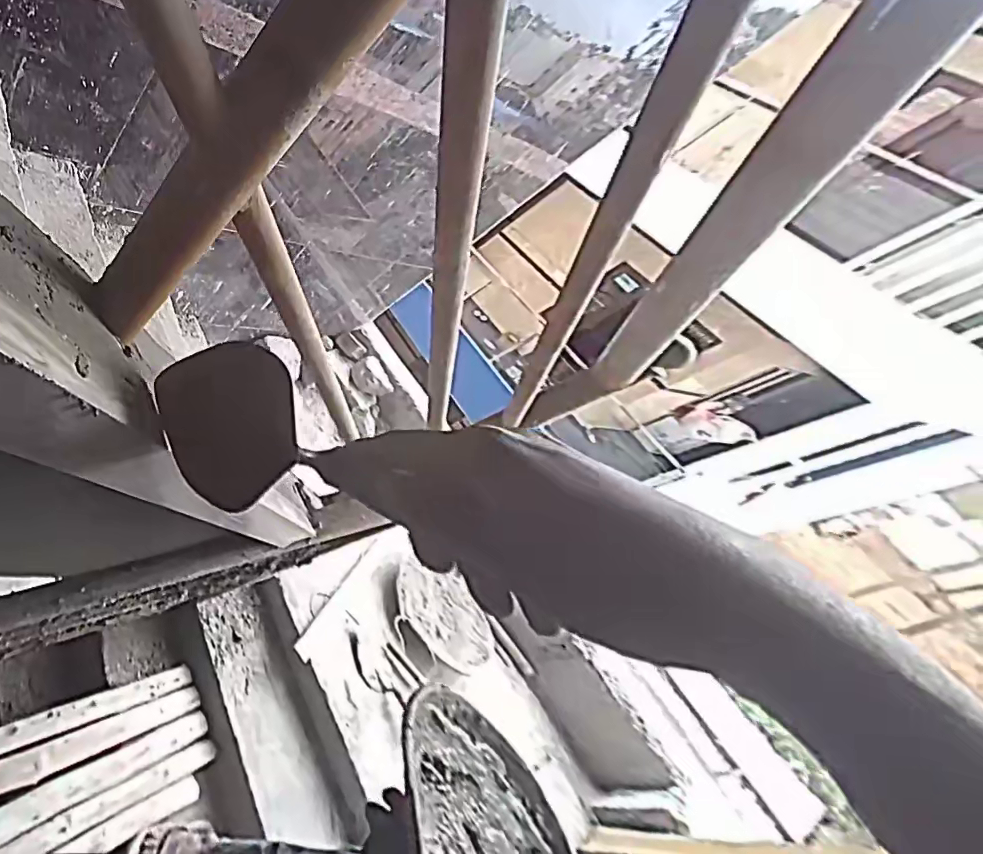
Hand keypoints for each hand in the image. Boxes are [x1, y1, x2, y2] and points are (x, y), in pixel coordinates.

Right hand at [312, 426, 790, 671]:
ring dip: (472, 549)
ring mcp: (545, 469)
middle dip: (427, 527)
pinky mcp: (574, 493)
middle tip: (443, 567)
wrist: (740, 606)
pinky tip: (536, 593)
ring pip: (472, 504)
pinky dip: (506, 550)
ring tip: (505, 597)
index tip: (316, 468)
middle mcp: (510, 451)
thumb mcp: (500, 552)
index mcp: (485, 456)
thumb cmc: (616, 582)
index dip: (351, 464)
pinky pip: (510, 514)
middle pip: (431, 479)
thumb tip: (370, 477)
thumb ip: (426, 508)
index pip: (394, 451)